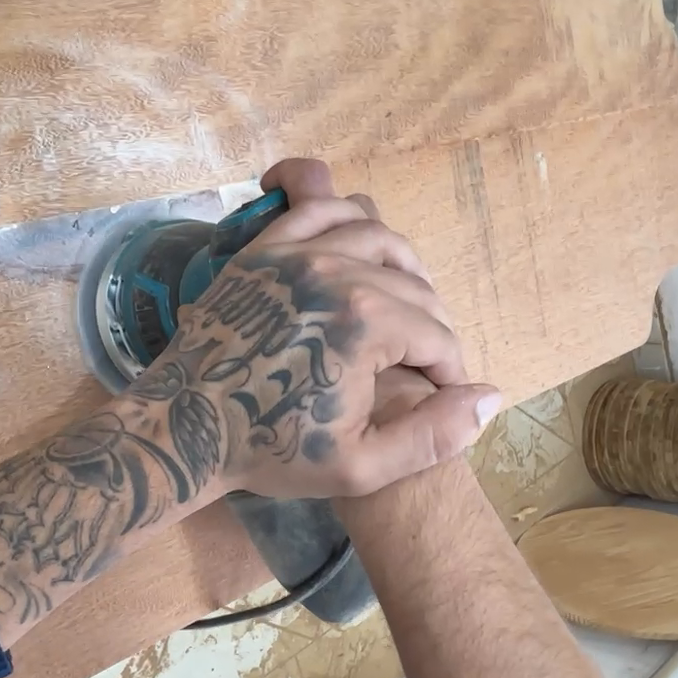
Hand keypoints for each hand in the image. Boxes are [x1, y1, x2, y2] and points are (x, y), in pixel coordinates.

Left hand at [125, 159, 501, 498]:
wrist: (185, 427)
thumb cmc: (269, 450)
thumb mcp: (360, 467)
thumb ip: (435, 435)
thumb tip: (492, 397)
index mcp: (367, 322)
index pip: (439, 337)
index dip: (448, 371)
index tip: (438, 393)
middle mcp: (337, 271)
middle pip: (415, 288)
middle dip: (429, 328)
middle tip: (418, 362)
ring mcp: (295, 254)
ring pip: (378, 238)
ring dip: (403, 269)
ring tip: (403, 305)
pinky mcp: (262, 251)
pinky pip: (318, 211)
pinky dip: (346, 215)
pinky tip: (356, 239)